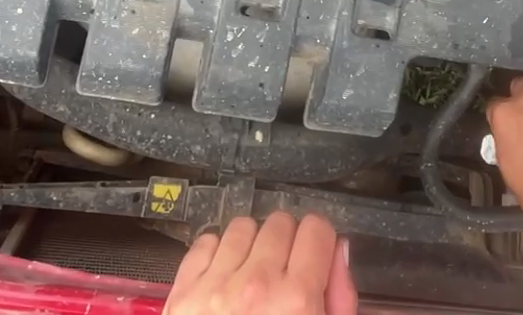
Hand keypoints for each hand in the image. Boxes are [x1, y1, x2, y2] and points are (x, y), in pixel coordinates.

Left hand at [166, 212, 355, 314]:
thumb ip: (340, 300)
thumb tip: (338, 251)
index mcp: (297, 301)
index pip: (317, 228)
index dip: (320, 243)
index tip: (316, 259)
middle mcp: (257, 284)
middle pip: (281, 222)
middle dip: (288, 243)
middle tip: (286, 273)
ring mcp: (215, 286)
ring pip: (243, 226)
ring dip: (252, 245)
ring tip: (253, 274)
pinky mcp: (183, 293)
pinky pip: (205, 241)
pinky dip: (217, 252)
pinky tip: (225, 277)